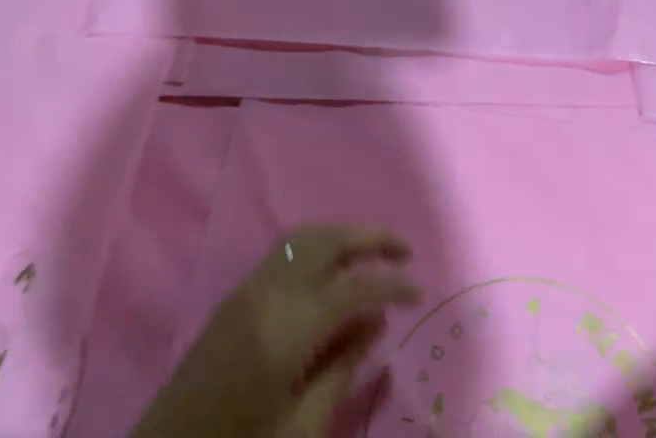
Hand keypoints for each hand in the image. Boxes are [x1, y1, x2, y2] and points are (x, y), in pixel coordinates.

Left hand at [134, 226, 421, 437]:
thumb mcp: (302, 424)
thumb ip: (342, 367)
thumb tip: (374, 321)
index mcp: (290, 326)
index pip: (355, 286)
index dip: (392, 284)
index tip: (419, 292)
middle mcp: (270, 292)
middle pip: (328, 242)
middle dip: (370, 237)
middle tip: (406, 249)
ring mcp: (248, 288)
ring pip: (304, 238)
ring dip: (343, 236)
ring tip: (375, 251)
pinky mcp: (235, 295)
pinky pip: (284, 251)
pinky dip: (317, 245)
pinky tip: (333, 267)